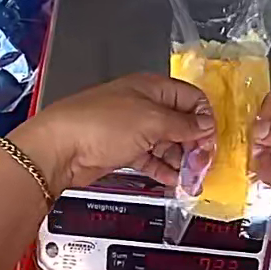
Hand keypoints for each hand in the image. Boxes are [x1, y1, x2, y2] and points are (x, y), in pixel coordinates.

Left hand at [8, 73, 214, 192]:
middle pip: (182, 124)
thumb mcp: (151, 121)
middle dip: (195, 144)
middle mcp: (145, 106)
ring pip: (168, 144)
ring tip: (192, 178)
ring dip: (182, 161)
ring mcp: (134, 130)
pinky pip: (152, 159)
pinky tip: (175, 181)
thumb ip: (182, 125)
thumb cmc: (99, 124)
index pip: (192, 99)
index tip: (210, 141)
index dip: (204, 120)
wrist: (60, 148)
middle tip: (203, 164)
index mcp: (153, 88)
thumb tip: (205, 127)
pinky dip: (165, 170)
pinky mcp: (124, 150)